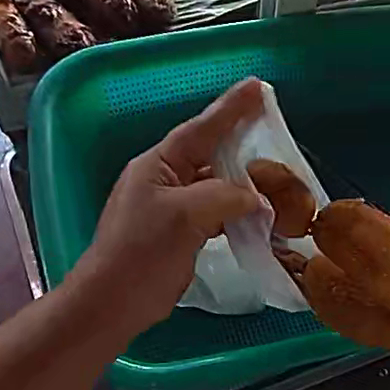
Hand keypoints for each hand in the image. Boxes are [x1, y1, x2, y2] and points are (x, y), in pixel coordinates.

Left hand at [68, 79, 265, 335]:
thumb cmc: (143, 252)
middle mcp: (164, 181)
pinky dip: (237, 213)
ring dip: (243, 185)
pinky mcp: (180, 235)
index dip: (230, 108)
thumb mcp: (186, 215)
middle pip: (209, 156)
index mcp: (158, 165)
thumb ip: (226, 197)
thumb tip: (258, 200)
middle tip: (272, 130)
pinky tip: (257, 218)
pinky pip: (215, 214)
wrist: (115, 301)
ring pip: (215, 187)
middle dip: (240, 145)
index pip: (201, 129)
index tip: (258, 87)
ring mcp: (171, 209)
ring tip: (274, 180)